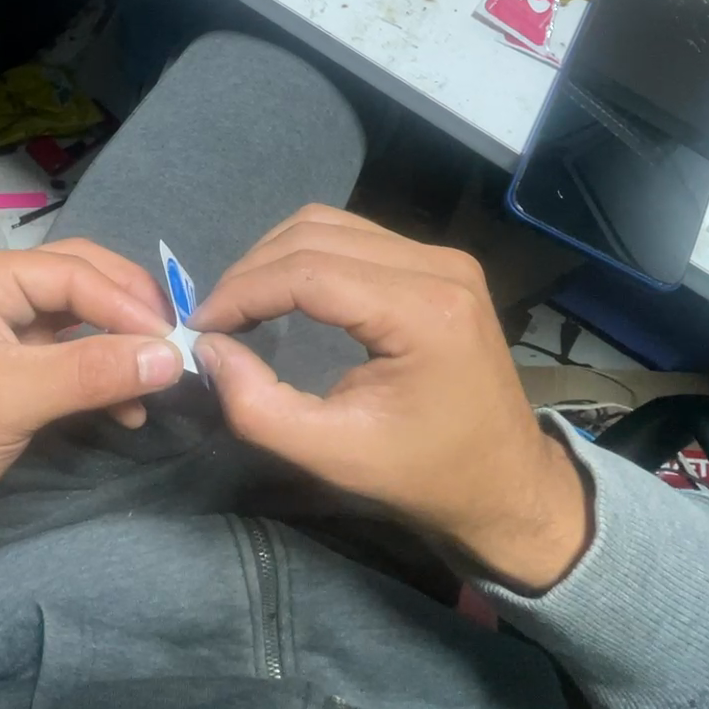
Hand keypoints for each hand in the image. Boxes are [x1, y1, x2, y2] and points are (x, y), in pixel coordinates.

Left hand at [0, 240, 181, 548]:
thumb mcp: (14, 400)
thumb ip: (93, 371)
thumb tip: (171, 357)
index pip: (71, 272)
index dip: (127, 304)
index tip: (173, 343)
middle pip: (80, 280)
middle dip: (128, 312)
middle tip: (171, 345)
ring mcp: (4, 324)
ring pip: (80, 317)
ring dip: (119, 346)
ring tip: (156, 380)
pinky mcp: (13, 362)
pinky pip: (71, 353)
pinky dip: (100, 374)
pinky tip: (128, 409)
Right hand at [189, 206, 590, 590]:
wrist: (507, 484)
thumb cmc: (423, 475)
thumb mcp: (331, 456)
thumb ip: (257, 406)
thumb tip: (208, 347)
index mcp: (423, 311)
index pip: (308, 271)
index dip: (243, 291)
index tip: (201, 325)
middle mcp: (437, 265)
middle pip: (313, 235)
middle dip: (250, 272)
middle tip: (216, 319)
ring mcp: (440, 256)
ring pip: (327, 224)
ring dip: (272, 258)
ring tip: (242, 304)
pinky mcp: (435, 261)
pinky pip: (349, 235)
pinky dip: (301, 256)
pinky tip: (282, 291)